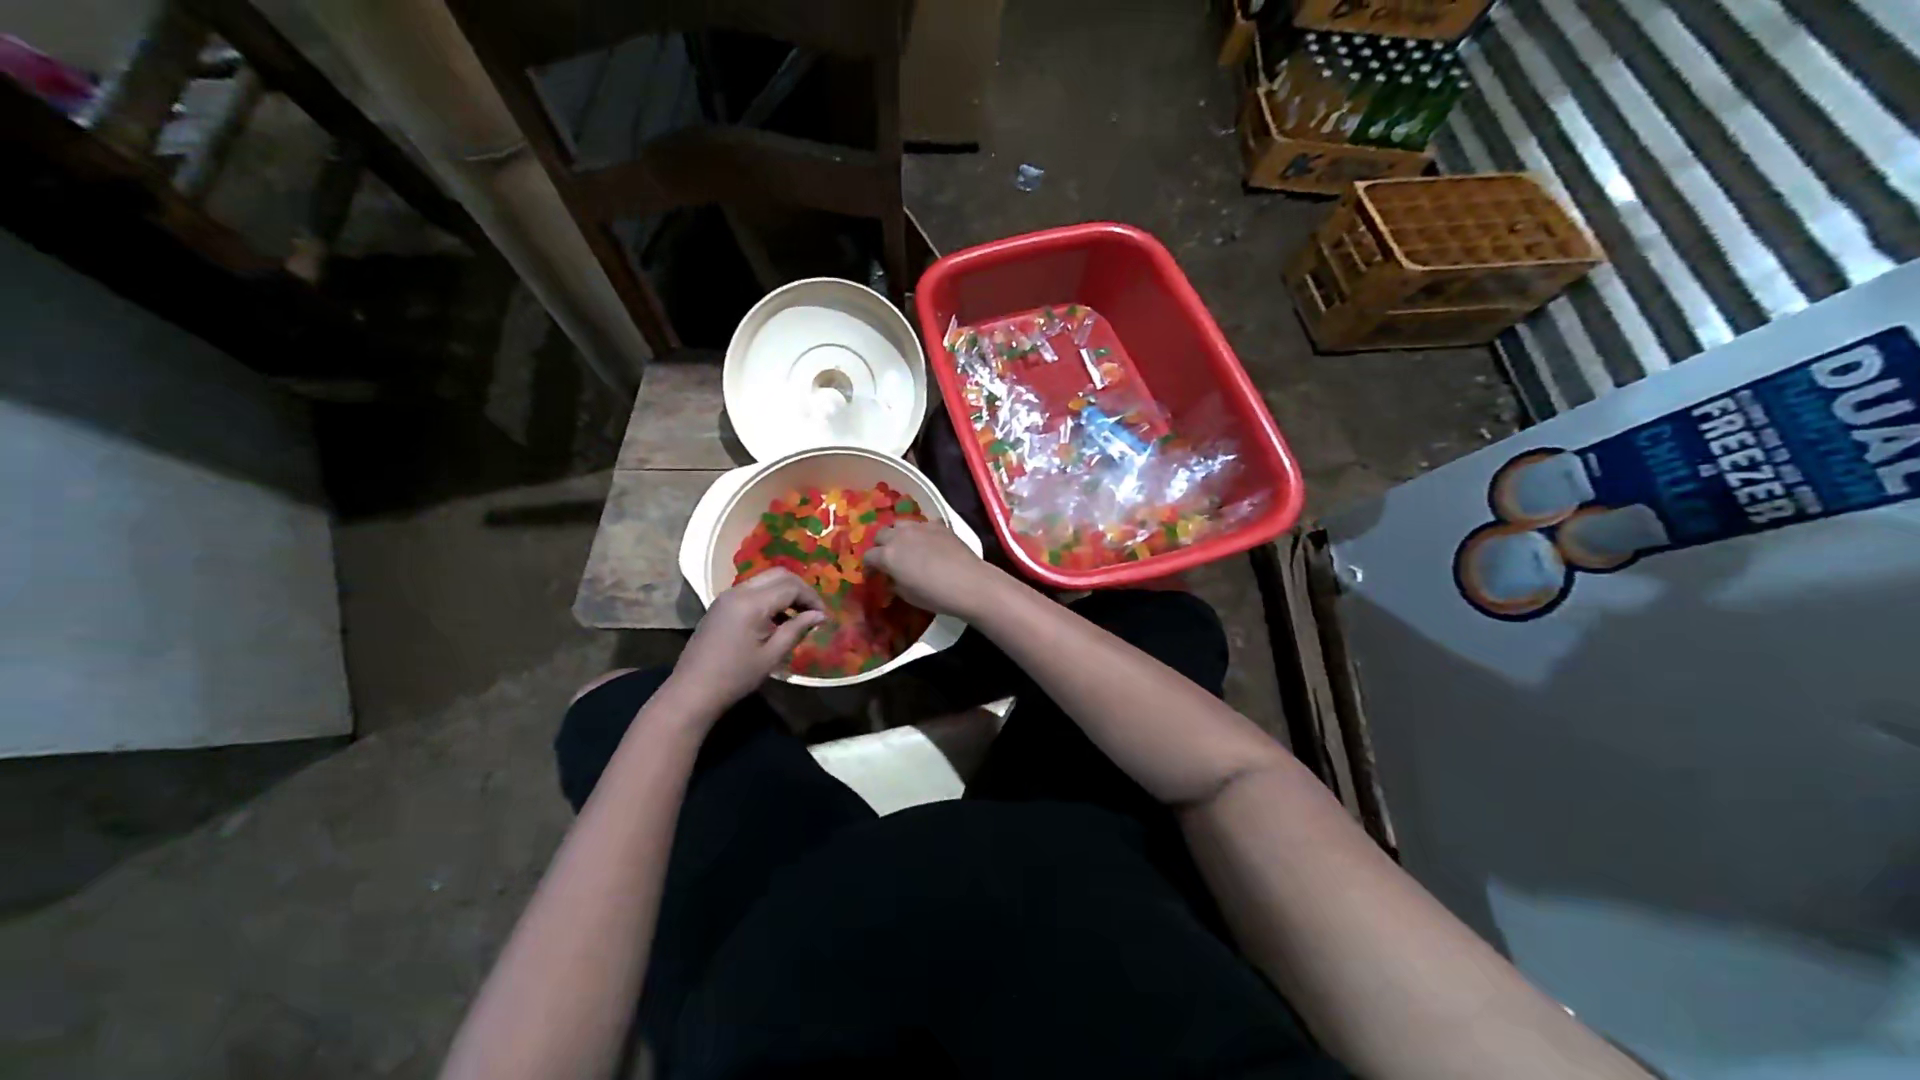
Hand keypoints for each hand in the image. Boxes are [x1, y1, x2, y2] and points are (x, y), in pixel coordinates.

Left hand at [666, 568, 828, 714]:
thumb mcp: (772, 655)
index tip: (823, 617)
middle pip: (779, 575)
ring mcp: (727, 596)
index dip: (812, 598)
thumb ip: (797, 629)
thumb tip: (820, 615)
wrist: (693, 690)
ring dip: (785, 592)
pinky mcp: (721, 604)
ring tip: (798, 616)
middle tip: (813, 611)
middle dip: (800, 589)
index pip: (791, 586)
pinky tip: (776, 619)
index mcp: (752, 603)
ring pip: (765, 580)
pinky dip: (770, 596)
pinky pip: (752, 589)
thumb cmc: (736, 676)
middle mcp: (739, 591)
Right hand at [862, 520, 1002, 618]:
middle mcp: (899, 536)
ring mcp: (919, 527)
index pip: (868, 556)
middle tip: (888, 558)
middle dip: (881, 545)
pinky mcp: (938, 525)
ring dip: (898, 534)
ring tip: (906, 545)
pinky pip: (922, 524)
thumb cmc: (935, 595)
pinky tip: (928, 542)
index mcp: (887, 555)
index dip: (869, 566)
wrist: (968, 582)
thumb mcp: (907, 595)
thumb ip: (894, 583)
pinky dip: (920, 532)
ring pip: (900, 524)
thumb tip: (892, 578)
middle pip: (881, 534)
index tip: (874, 574)